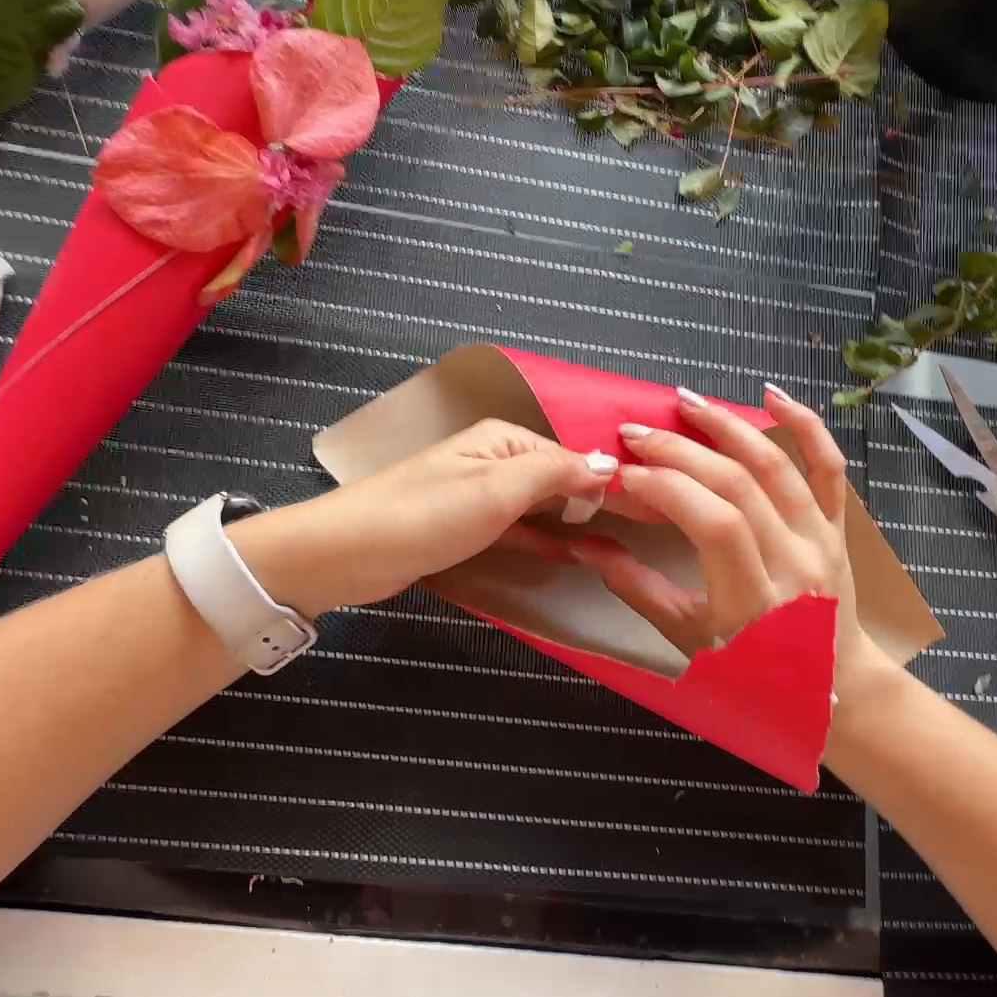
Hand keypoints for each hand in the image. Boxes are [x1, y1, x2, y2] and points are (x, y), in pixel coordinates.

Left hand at [226, 419, 615, 615]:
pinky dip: (538, 539)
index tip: (649, 511)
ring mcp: (475, 494)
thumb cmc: (427, 514)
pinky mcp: (461, 526)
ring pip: (535, 506)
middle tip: (640, 535)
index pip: (571, 456)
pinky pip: (512, 528)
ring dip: (568, 524)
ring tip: (613, 550)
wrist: (347, 552)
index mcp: (503, 441)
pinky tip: (565, 556)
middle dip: (591, 502)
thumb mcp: (498, 489)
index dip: (607, 481)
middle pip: (555, 478)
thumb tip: (611, 462)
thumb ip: (556, 473)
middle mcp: (491, 460)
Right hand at [570, 384, 872, 669]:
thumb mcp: (685, 636)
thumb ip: (635, 587)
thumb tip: (583, 545)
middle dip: (679, 451)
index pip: (713, 523)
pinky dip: (806, 426)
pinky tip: (772, 396)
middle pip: (737, 485)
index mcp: (754, 598)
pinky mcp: (837, 526)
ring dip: (726, 425)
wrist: (834, 681)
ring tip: (683, 400)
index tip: (622, 474)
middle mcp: (794, 561)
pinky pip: (828, 468)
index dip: (666, 490)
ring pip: (776, 466)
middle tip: (633, 433)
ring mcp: (821, 539)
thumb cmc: (750, 669)